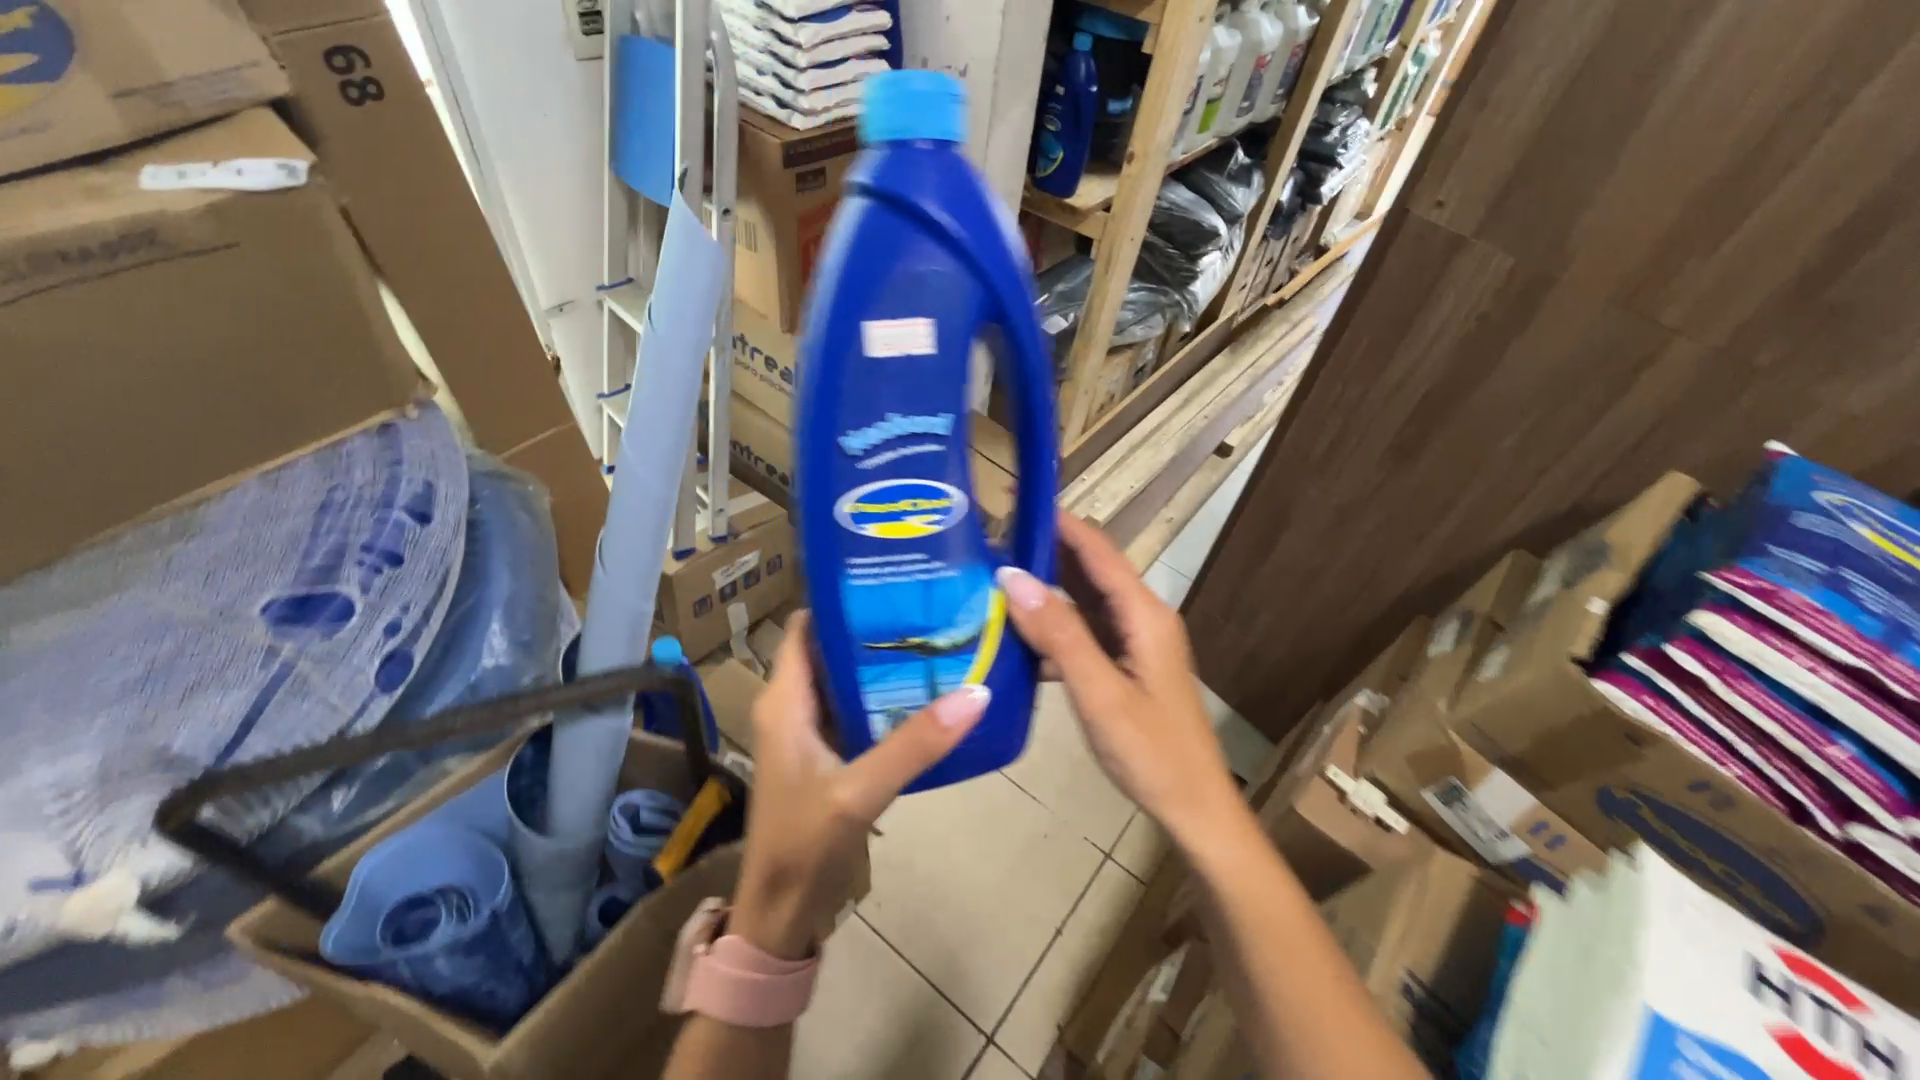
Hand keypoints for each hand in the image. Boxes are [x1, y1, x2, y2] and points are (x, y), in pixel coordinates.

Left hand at [731, 611, 989, 959]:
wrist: (780, 909)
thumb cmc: (804, 844)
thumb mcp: (860, 791)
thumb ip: (916, 744)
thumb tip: (978, 693)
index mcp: (784, 700)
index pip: (807, 626)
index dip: (843, 600)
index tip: (894, 580)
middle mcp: (791, 706)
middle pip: (831, 648)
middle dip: (876, 629)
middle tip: (933, 609)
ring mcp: (808, 732)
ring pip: (846, 680)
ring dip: (883, 665)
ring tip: (938, 642)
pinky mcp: (825, 755)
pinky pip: (856, 712)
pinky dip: (885, 699)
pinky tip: (926, 696)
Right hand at [995, 512, 1239, 844]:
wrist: (1193, 806)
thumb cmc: (1152, 752)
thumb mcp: (1100, 693)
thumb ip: (1059, 634)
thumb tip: (1012, 576)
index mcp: (1144, 614)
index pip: (1097, 548)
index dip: (1057, 521)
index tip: (1010, 503)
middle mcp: (1142, 618)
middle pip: (1089, 569)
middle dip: (1042, 553)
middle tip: (985, 546)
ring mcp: (1134, 643)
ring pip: (1083, 602)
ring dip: (1043, 591)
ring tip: (989, 584)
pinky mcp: (1125, 666)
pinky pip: (1084, 633)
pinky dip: (1052, 629)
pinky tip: (1016, 639)